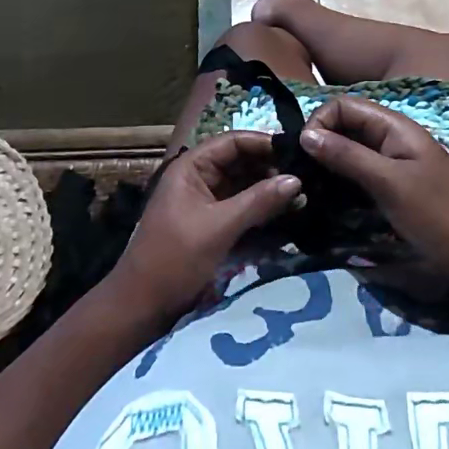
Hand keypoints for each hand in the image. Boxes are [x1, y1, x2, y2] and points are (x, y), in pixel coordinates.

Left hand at [111, 132, 301, 317]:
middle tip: (306, 176)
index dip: (263, 143)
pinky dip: (262, 208)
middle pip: (241, 162)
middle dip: (271, 167)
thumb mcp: (219, 227)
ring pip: (244, 185)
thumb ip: (258, 201)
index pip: (232, 142)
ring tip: (302, 194)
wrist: (142, 306)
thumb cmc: (174, 259)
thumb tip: (297, 180)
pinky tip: (287, 212)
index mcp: (190, 168)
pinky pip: (243, 207)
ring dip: (270, 189)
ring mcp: (206, 202)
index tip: (297, 151)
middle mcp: (199, 178)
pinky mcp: (214, 224)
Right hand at [298, 97, 448, 251]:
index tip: (303, 155)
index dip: (319, 122)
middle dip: (319, 143)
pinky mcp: (393, 188)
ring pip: (349, 152)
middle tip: (299, 175)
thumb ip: (348, 156)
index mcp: (395, 126)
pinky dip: (340, 182)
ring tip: (308, 189)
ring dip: (327, 165)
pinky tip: (327, 200)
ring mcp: (393, 164)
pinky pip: (359, 175)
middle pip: (344, 126)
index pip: (343, 105)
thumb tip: (306, 134)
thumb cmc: (438, 215)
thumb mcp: (390, 183)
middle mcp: (392, 138)